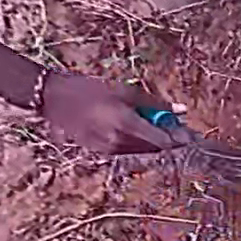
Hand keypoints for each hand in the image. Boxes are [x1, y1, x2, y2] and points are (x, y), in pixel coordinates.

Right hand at [38, 72, 178, 154]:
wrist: (50, 97)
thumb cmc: (90, 89)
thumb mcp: (125, 91)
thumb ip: (156, 103)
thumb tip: (183, 110)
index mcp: (126, 125)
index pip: (164, 141)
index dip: (179, 139)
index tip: (190, 134)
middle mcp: (119, 141)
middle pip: (156, 148)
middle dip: (170, 140)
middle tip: (178, 129)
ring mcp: (108, 149)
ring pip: (144, 151)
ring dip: (155, 143)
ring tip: (157, 128)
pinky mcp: (101, 152)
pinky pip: (129, 151)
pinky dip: (139, 144)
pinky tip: (138, 132)